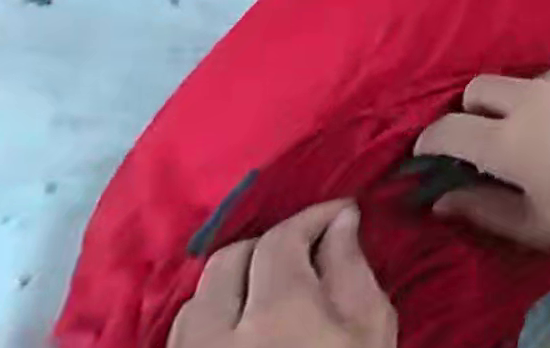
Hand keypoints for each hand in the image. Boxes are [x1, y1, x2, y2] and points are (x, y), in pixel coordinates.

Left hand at [168, 201, 395, 347]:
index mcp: (277, 312)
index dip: (314, 216)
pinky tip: (241, 326)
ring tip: (270, 288)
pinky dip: (210, 320)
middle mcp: (217, 336)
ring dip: (232, 285)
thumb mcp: (370, 324)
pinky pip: (179, 340)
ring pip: (193, 303)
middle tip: (306, 250)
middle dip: (269, 245)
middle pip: (227, 262)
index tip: (342, 214)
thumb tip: (342, 220)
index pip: (280, 239)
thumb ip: (350, 268)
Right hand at [414, 51, 549, 247]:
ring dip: (526, 99)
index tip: (433, 152)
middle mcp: (528, 95)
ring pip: (526, 79)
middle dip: (474, 109)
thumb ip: (482, 209)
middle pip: (478, 87)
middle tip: (491, 133)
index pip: (446, 128)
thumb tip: (442, 199)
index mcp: (505, 139)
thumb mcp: (536, 222)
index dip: (431, 140)